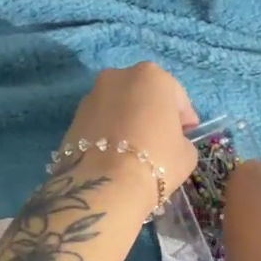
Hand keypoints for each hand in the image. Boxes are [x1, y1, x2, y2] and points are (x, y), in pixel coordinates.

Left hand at [58, 63, 200, 211]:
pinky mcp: (73, 118)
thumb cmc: (156, 160)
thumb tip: (171, 142)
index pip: (176, 97)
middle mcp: (118, 76)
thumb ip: (181, 139)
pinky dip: (107, 134)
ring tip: (132, 152)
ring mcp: (91, 96)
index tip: (184, 136)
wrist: (105, 184)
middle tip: (158, 142)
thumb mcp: (187, 152)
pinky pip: (99, 124)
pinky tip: (113, 157)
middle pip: (143, 96)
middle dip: (151, 114)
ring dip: (127, 122)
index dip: (183, 119)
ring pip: (118, 108)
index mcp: (152, 76)